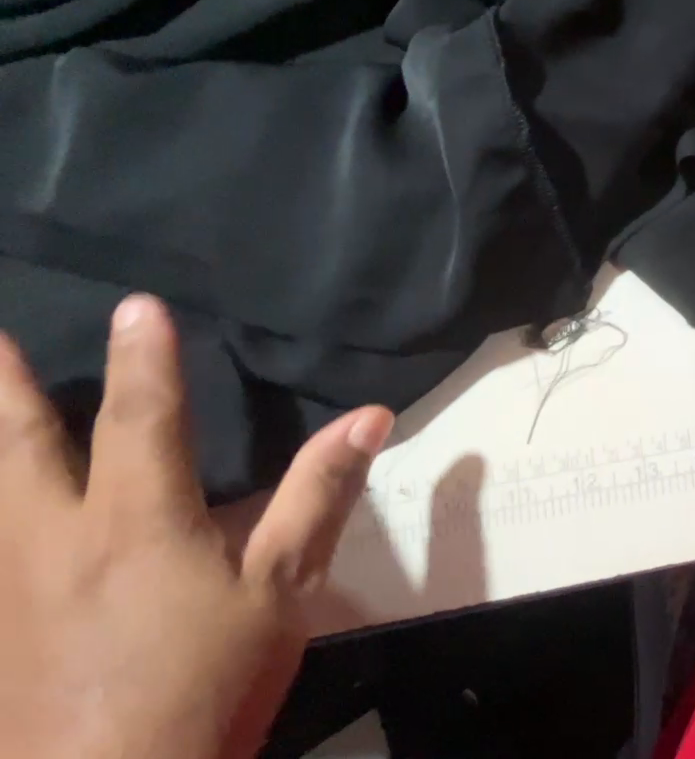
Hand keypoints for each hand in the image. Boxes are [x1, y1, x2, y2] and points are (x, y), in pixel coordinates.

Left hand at [0, 295, 393, 758]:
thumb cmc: (206, 679)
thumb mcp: (281, 588)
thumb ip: (318, 495)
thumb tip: (369, 416)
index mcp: (134, 525)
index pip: (139, 422)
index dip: (145, 361)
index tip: (138, 306)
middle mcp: (50, 543)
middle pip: (19, 451)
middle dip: (4, 390)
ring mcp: (5, 589)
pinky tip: (1, 508)